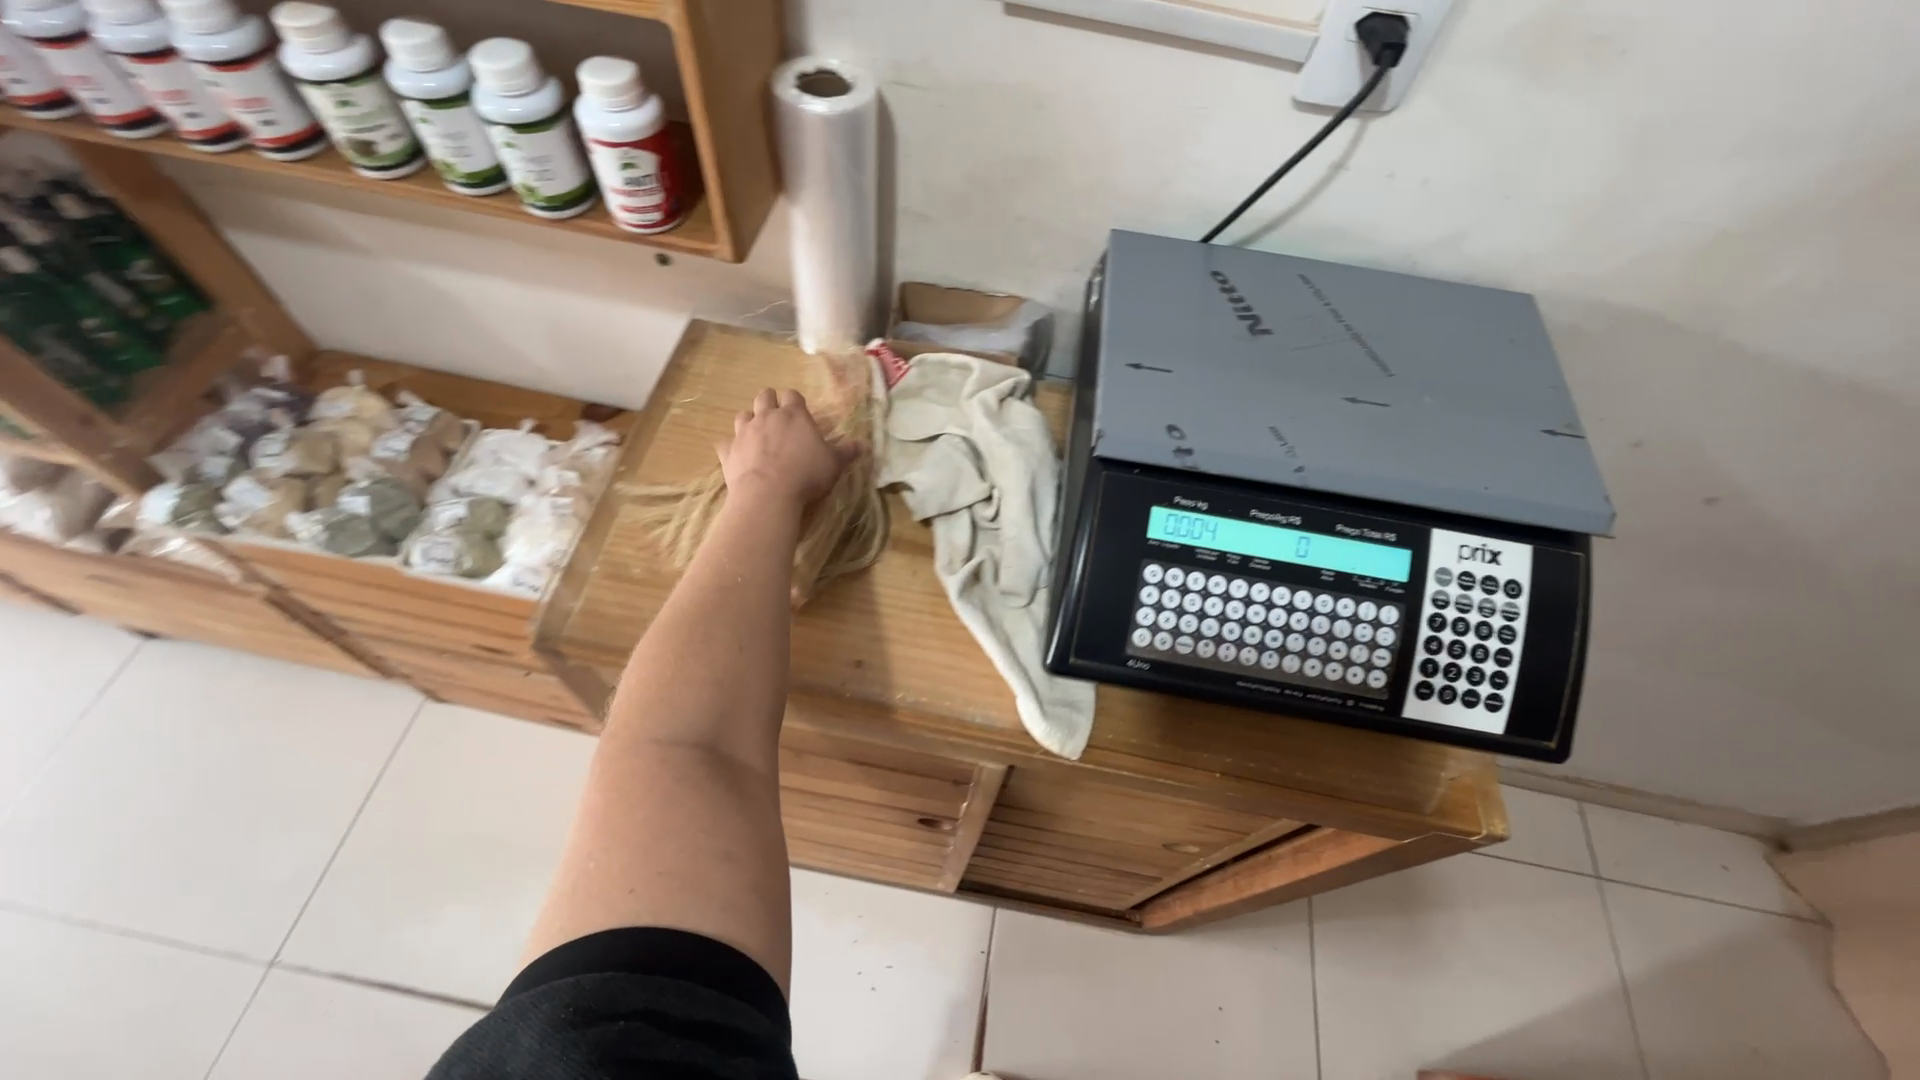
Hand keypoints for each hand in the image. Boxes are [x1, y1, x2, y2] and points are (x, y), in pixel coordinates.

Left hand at [717, 389, 862, 511]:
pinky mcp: (728, 451)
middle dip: (770, 402)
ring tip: (757, 434)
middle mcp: (767, 417)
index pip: (792, 395)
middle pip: (764, 396)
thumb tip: (863, 444)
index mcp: (794, 415)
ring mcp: (744, 433)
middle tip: (777, 418)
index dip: (795, 401)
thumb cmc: (806, 475)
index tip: (800, 412)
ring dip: (749, 421)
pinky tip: (736, 455)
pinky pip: (725, 443)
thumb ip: (846, 452)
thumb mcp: (833, 464)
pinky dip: (731, 447)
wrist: (768, 494)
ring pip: (742, 415)